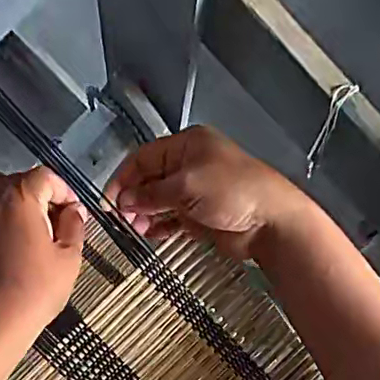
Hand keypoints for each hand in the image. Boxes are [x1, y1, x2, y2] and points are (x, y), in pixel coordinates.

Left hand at [0, 166, 85, 337]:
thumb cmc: (36, 289)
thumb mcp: (69, 256)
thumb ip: (74, 224)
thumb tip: (75, 210)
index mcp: (21, 196)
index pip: (46, 177)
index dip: (64, 192)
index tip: (74, 211)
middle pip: (20, 182)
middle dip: (41, 198)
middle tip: (58, 225)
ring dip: (16, 205)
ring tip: (32, 232)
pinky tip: (6, 237)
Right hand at [104, 125, 317, 258]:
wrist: (269, 221)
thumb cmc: (236, 191)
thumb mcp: (187, 186)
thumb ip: (152, 194)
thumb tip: (125, 201)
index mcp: (187, 146)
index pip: (143, 158)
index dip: (124, 178)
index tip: (109, 199)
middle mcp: (189, 166)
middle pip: (149, 180)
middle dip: (133, 198)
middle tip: (121, 217)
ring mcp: (195, 192)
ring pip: (159, 202)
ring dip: (144, 214)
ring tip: (133, 227)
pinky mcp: (201, 217)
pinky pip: (172, 220)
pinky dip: (159, 226)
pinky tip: (149, 233)